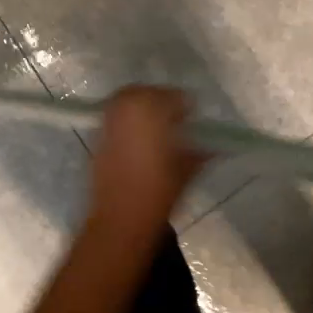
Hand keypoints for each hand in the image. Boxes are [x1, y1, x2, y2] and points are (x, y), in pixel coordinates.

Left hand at [88, 85, 204, 236]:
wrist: (120, 220)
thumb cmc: (158, 197)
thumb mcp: (185, 174)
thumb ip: (199, 153)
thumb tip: (214, 144)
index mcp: (154, 120)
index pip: (170, 97)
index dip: (183, 102)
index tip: (190, 111)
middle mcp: (129, 116)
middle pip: (143, 92)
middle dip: (159, 96)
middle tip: (172, 110)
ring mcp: (110, 124)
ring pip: (124, 99)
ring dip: (140, 102)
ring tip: (153, 117)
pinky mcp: (98, 137)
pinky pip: (112, 114)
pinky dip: (124, 115)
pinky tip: (136, 132)